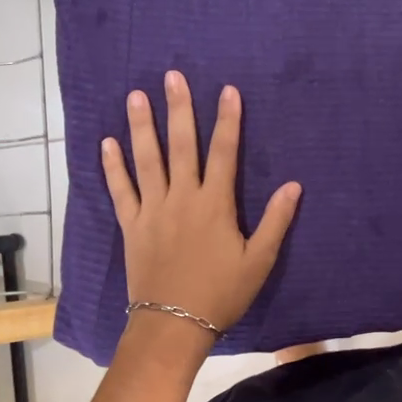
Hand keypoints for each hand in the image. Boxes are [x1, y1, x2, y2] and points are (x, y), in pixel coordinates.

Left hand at [101, 71, 301, 352]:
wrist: (173, 325)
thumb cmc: (221, 293)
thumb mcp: (259, 261)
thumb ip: (276, 221)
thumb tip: (293, 185)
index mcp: (215, 204)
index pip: (224, 152)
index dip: (228, 119)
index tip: (228, 89)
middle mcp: (182, 198)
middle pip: (182, 145)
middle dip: (179, 108)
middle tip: (172, 76)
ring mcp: (153, 210)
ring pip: (147, 160)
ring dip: (142, 126)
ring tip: (136, 96)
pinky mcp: (132, 226)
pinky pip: (121, 190)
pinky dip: (113, 166)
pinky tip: (108, 143)